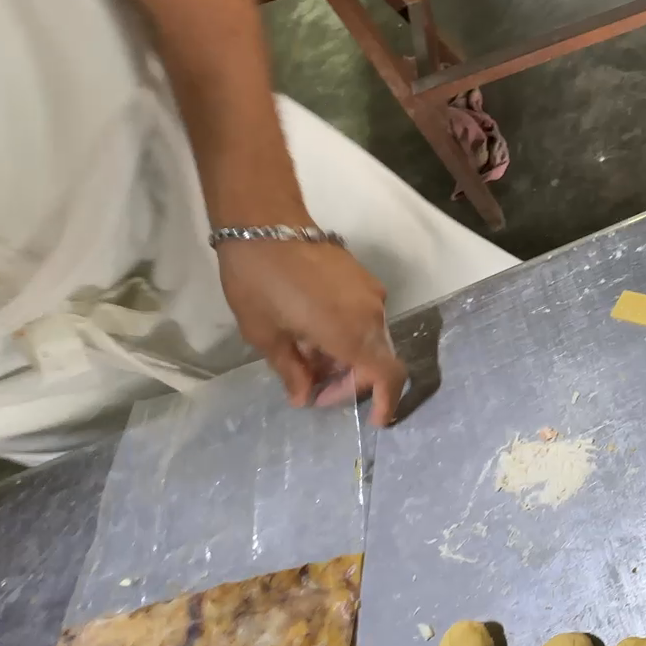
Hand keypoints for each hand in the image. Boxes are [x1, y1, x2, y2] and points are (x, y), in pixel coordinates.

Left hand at [215, 241, 407, 424]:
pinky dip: (348, 335)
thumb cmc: (259, 283)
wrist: (267, 224)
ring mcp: (372, 296)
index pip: (387, 375)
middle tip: (315, 391)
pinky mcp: (365, 281)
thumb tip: (305, 395)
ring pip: (371, 339)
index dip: (386, 402)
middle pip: (378, 360)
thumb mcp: (264, 334)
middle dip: (351, 382)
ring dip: (348, 358)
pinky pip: (365, 319)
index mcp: (351, 334)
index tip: (375, 421)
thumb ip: (291, 369)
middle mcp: (372, 317)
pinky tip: (316, 333)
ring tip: (310, 360)